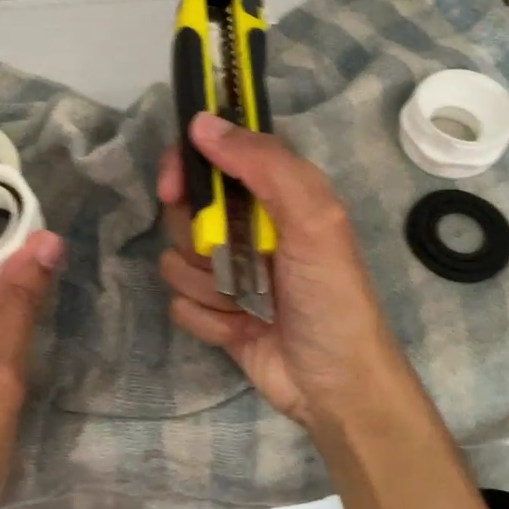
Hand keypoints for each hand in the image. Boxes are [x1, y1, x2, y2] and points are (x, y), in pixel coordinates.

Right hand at [158, 112, 416, 435]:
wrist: (335, 386)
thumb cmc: (332, 297)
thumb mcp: (314, 220)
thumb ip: (264, 165)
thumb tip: (201, 123)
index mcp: (276, 195)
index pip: (214, 157)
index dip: (187, 167)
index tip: (173, 187)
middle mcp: (247, 228)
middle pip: (184, 211)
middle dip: (200, 239)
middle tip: (230, 258)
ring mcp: (228, 273)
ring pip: (175, 261)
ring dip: (209, 287)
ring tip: (249, 305)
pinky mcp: (215, 314)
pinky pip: (179, 304)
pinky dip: (209, 320)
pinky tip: (243, 331)